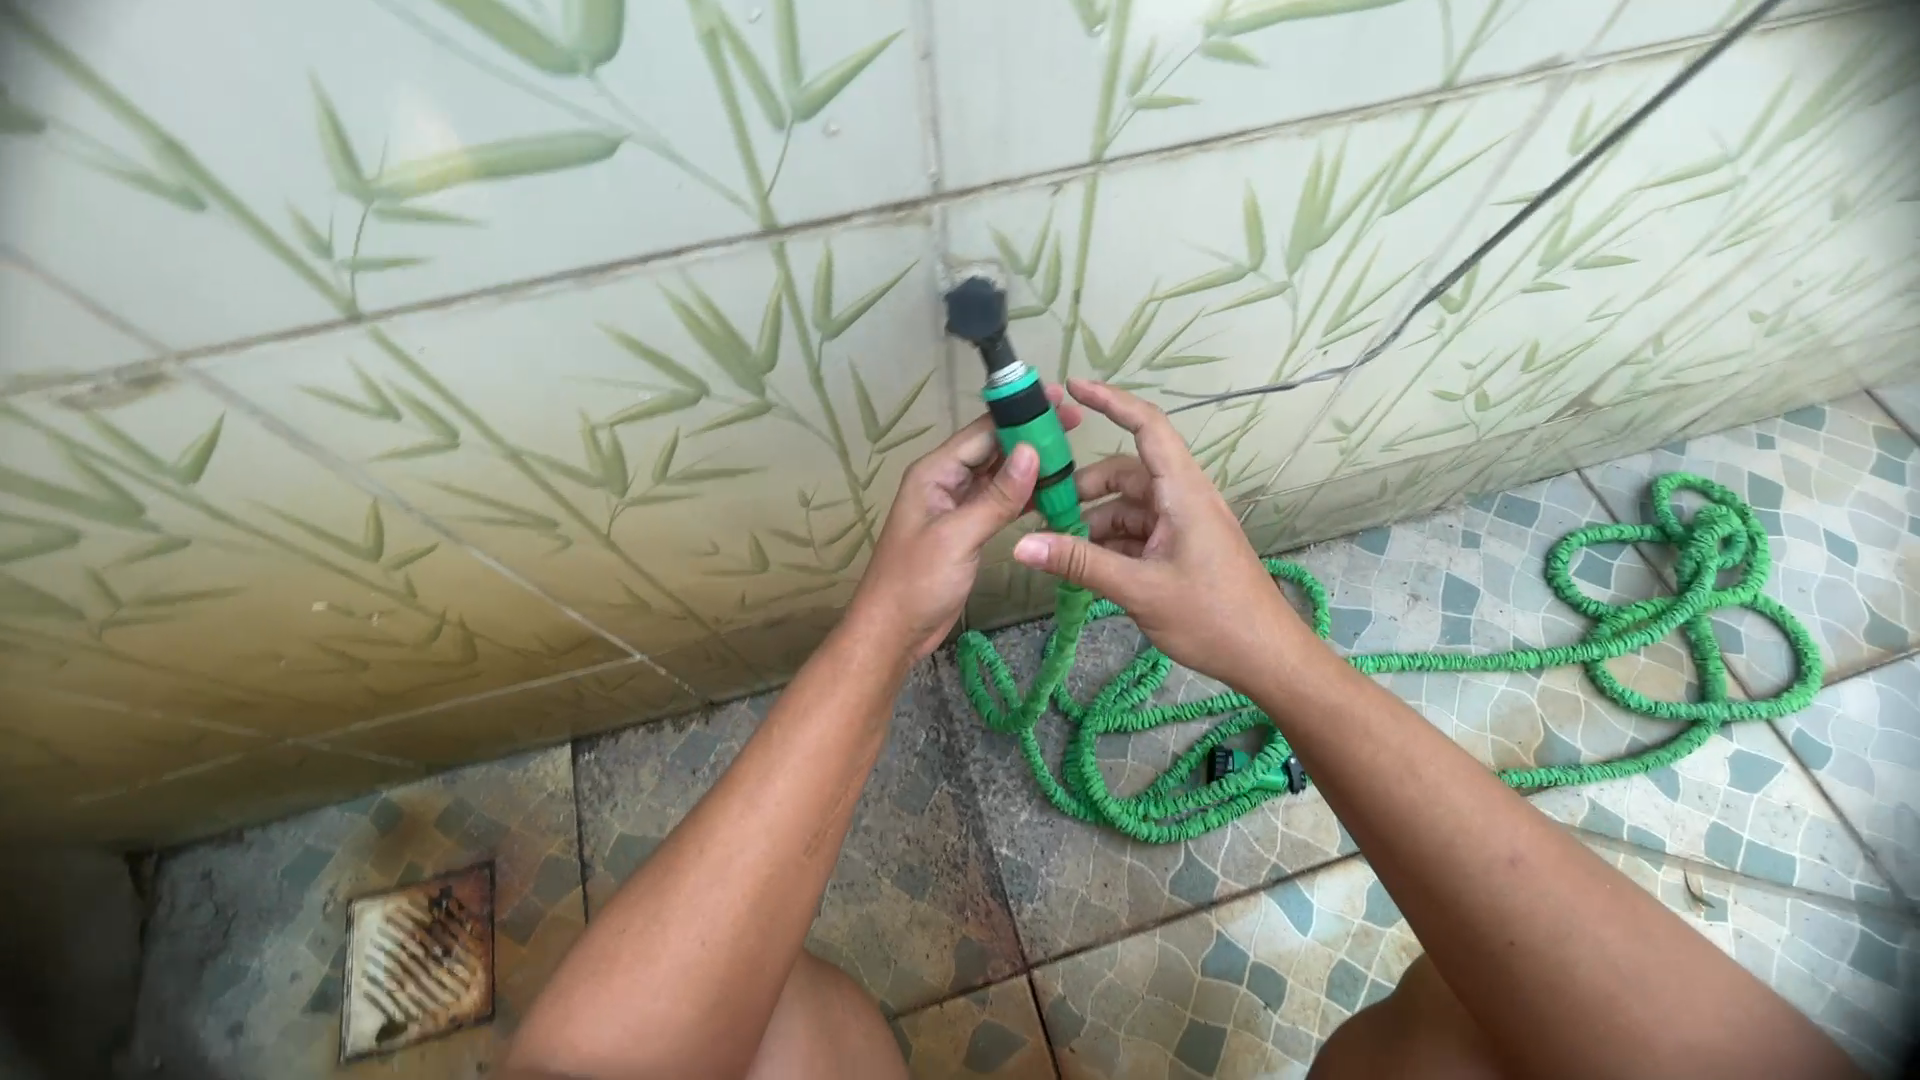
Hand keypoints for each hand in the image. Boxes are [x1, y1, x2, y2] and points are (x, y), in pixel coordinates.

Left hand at [848, 385, 1083, 660]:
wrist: (894, 631)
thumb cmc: (916, 582)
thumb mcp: (957, 536)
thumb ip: (996, 496)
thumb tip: (1032, 451)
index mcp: (934, 473)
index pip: (982, 432)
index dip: (1019, 414)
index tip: (1058, 400)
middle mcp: (945, 483)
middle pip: (992, 448)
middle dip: (1030, 435)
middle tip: (1073, 423)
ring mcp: (956, 507)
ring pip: (999, 476)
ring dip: (1031, 466)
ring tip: (1071, 455)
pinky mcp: (967, 531)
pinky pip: (999, 503)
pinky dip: (1024, 497)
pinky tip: (1052, 492)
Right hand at [1010, 379, 1314, 687]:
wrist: (1266, 658)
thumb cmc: (1213, 617)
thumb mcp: (1140, 589)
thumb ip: (1080, 563)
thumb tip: (1021, 547)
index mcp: (1183, 492)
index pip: (1147, 427)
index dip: (1111, 401)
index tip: (1072, 388)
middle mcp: (1183, 498)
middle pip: (1125, 473)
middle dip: (1083, 489)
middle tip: (1040, 510)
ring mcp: (1182, 525)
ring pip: (1126, 507)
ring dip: (1093, 523)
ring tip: (1057, 549)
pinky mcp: (1180, 550)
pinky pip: (1136, 534)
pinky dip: (1109, 545)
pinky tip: (1083, 568)